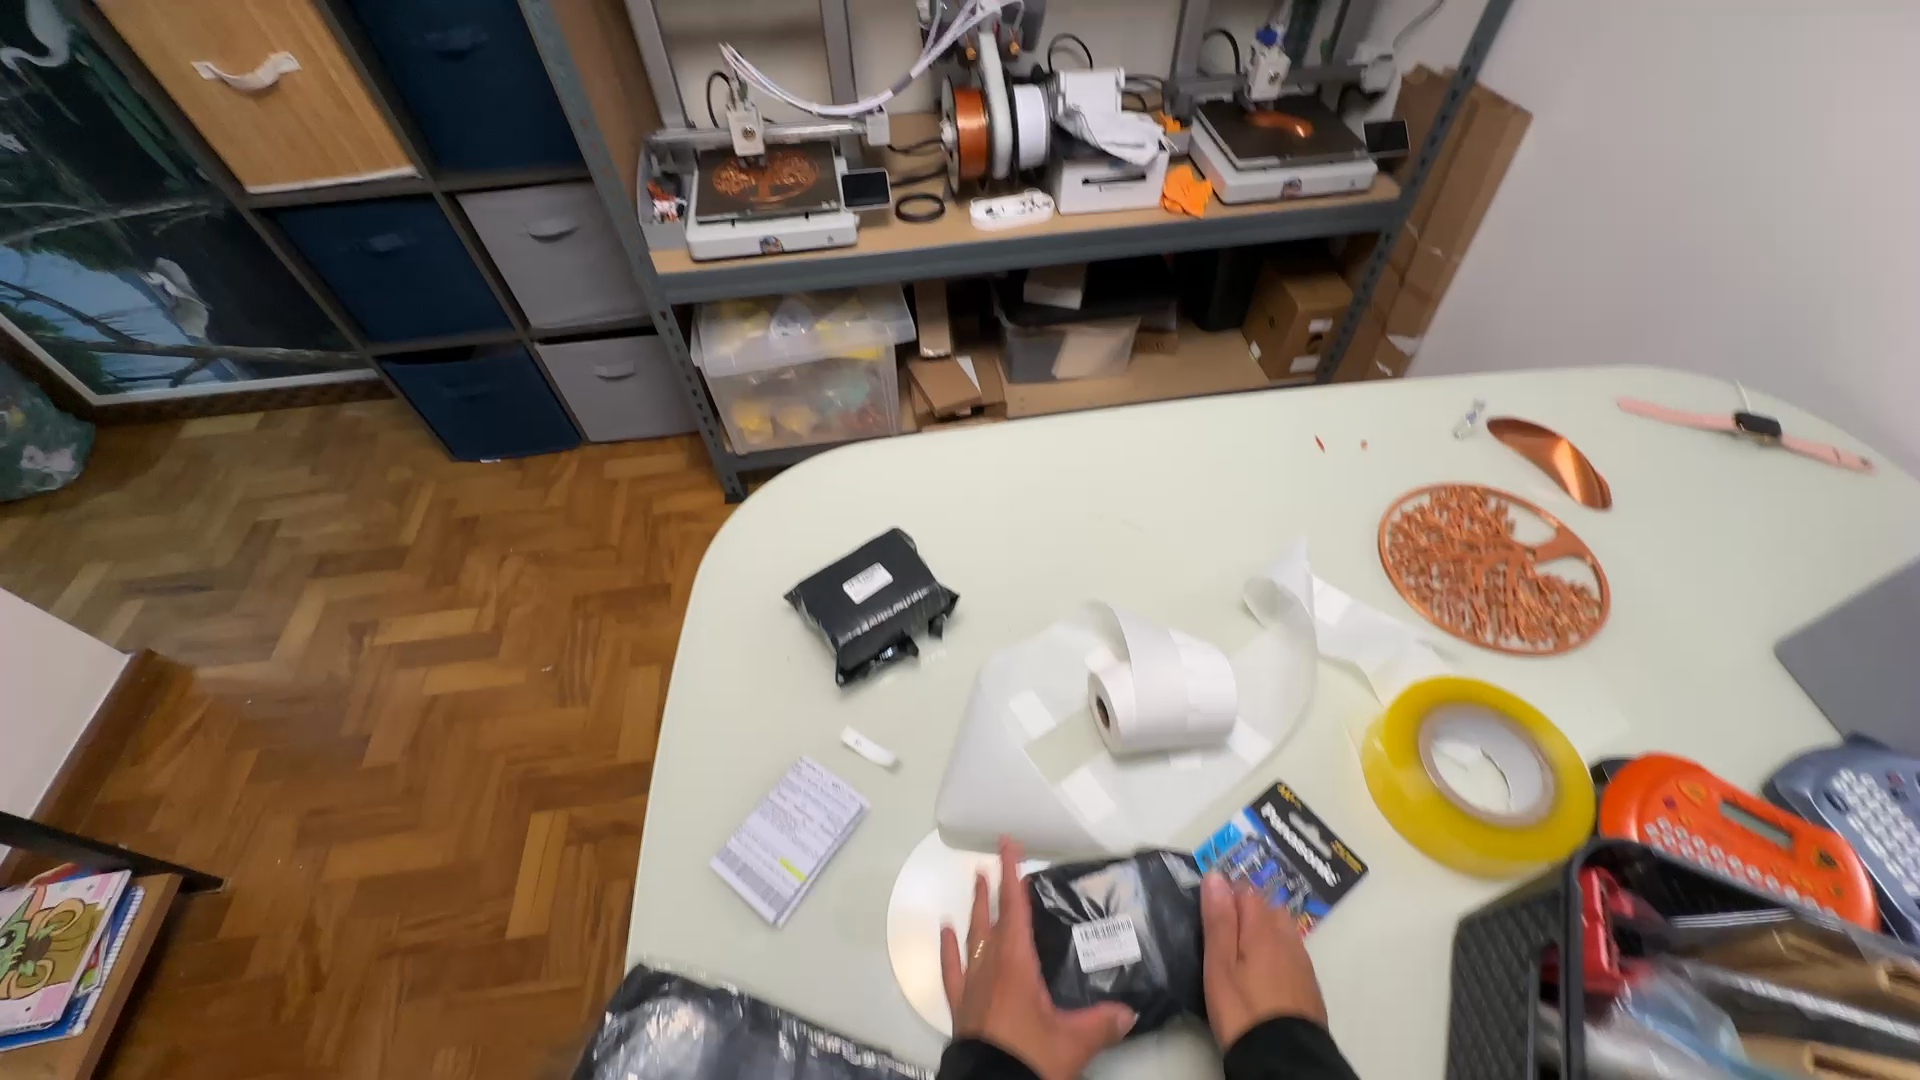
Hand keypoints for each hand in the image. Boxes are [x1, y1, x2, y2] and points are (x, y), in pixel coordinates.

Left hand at [940, 837, 1136, 1079]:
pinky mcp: (960, 1004)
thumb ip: (1101, 1022)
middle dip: (993, 886)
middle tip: (992, 860)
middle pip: (991, 915)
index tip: (1008, 844)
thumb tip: (1129, 1012)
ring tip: (975, 884)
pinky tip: (945, 931)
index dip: (1012, 873)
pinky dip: (948, 948)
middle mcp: (990, 964)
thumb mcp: (1073, 1042)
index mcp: (1016, 961)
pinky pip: (951, 968)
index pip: (1014, 907)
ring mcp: (972, 983)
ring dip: (975, 908)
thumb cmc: (1030, 1058)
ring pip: (972, 935)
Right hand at [1200, 871, 1328, 1048]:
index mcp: (1263, 928)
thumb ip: (1219, 919)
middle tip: (1221, 933)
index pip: (1246, 890)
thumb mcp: (1219, 963)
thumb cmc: (1242, 1008)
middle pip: (1267, 907)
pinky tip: (1262, 972)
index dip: (1226, 892)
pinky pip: (1290, 953)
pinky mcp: (1308, 985)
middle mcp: (1288, 938)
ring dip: (1262, 931)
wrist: (1284, 1059)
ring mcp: (1302, 962)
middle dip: (1246, 910)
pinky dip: (1275, 952)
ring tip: (1240, 952)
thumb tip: (1215, 876)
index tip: (1208, 910)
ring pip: (1281, 930)